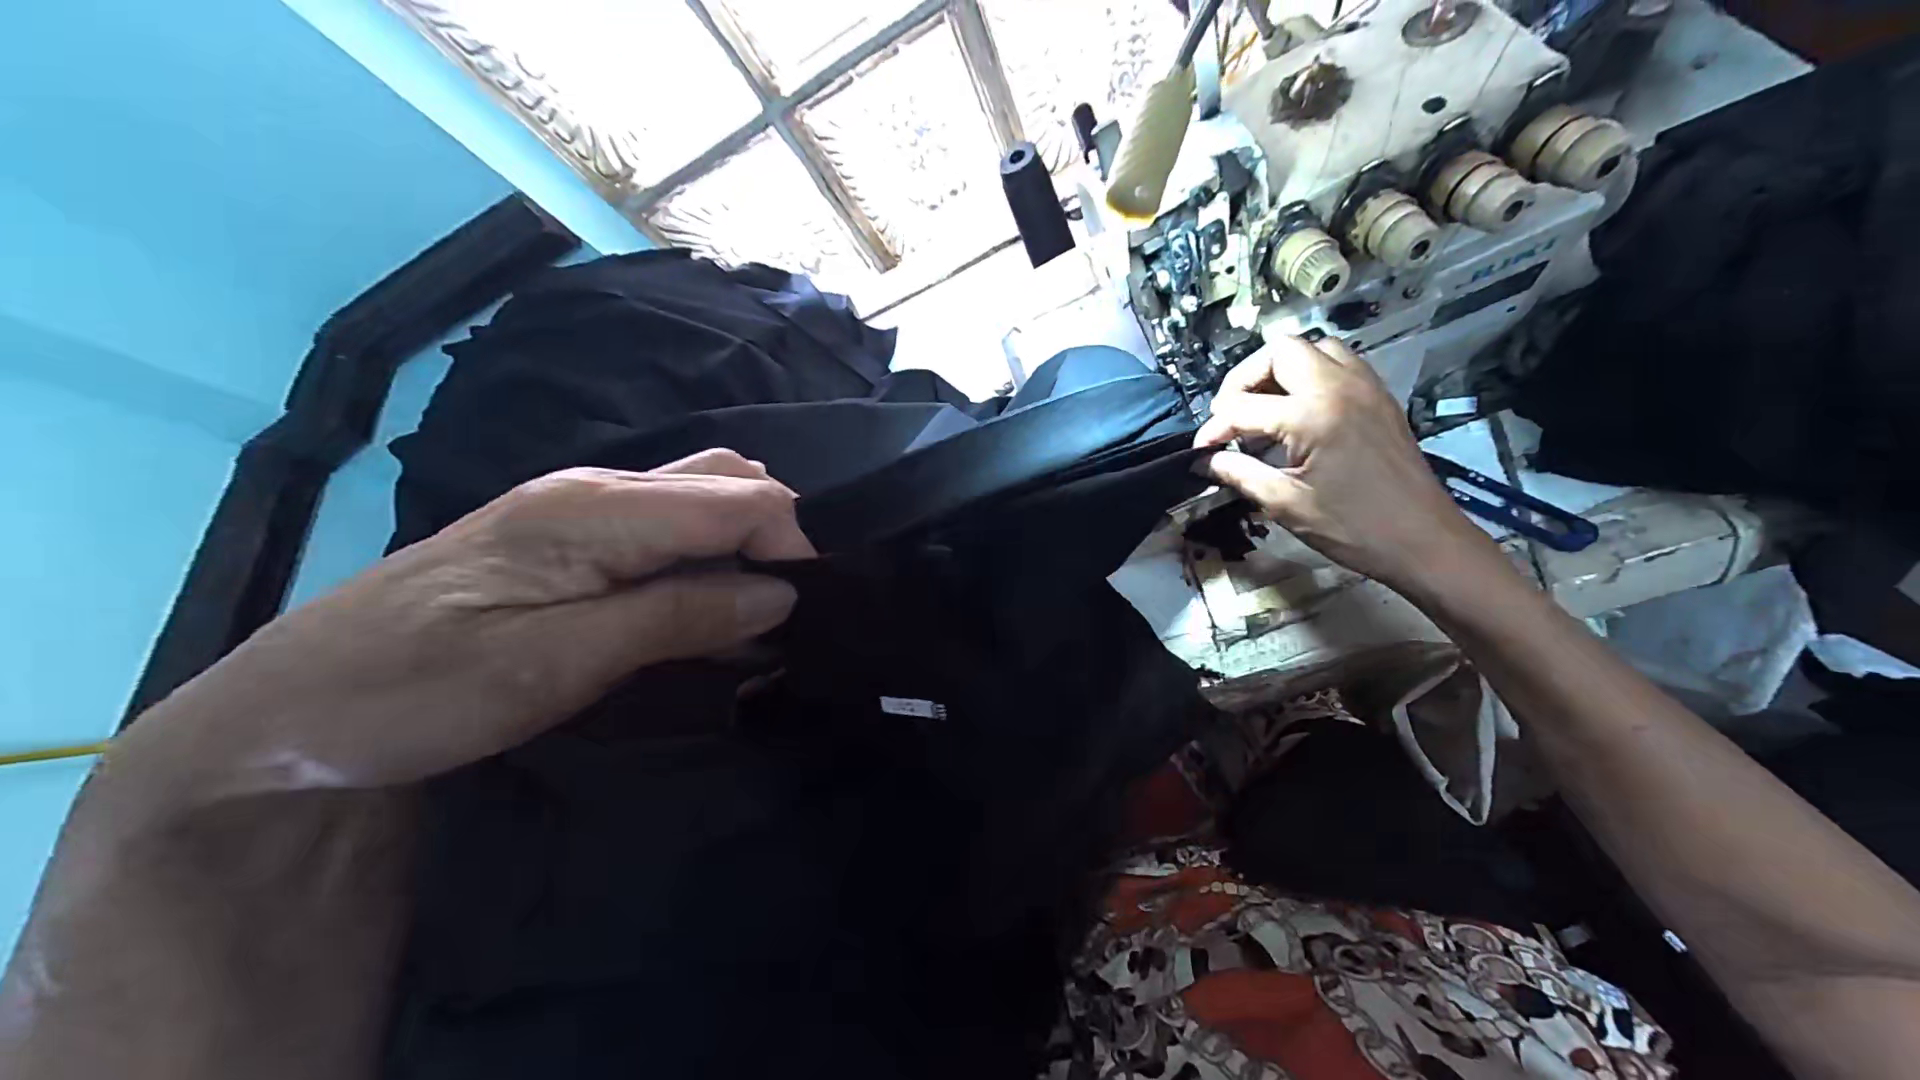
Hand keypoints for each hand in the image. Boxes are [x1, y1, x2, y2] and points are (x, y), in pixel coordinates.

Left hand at [118, 449, 814, 799]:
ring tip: (775, 606)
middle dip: (783, 529)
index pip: (734, 496)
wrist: (291, 717)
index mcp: (594, 509)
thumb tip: (779, 593)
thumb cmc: (417, 691)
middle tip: (806, 601)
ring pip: (702, 500)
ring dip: (751, 543)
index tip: (826, 597)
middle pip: (725, 479)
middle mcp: (596, 491)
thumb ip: (677, 616)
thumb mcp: (557, 664)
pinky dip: (715, 559)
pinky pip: (673, 532)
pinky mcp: (575, 543)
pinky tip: (721, 605)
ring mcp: (583, 512)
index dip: (796, 535)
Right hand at [1193, 336, 1494, 590]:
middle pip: (1278, 352)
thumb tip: (1206, 460)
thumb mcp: (1285, 504)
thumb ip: (1240, 473)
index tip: (1202, 450)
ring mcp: (1364, 387)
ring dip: (1280, 370)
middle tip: (1231, 415)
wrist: (1423, 540)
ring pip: (1313, 348)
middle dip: (1244, 379)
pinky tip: (1299, 409)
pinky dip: (1311, 375)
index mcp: (1311, 416)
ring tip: (1264, 406)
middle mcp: (1338, 387)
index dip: (1214, 428)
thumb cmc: (1351, 528)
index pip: (1243, 407)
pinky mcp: (1379, 397)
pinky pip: (1340, 363)